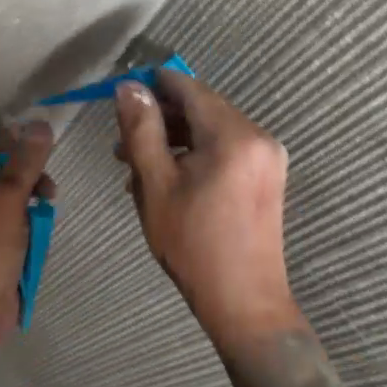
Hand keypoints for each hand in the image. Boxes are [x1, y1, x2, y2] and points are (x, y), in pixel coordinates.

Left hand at [0, 122, 56, 331]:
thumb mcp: (6, 198)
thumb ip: (25, 161)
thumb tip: (41, 124)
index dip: (15, 142)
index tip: (42, 151)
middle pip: (1, 169)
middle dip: (29, 175)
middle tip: (48, 190)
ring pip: (12, 196)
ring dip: (31, 202)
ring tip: (45, 212)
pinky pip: (14, 222)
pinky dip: (28, 224)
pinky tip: (38, 232)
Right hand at [113, 73, 303, 351]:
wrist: (243, 302)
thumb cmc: (193, 243)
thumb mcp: (155, 183)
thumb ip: (141, 129)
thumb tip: (129, 87)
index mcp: (234, 136)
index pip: (188, 88)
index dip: (151, 85)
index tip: (119, 95)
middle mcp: (258, 137)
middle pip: (200, 107)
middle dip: (159, 117)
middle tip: (120, 142)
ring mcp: (267, 157)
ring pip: (209, 128)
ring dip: (172, 137)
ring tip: (134, 162)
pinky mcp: (266, 175)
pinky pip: (223, 147)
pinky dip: (193, 152)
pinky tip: (164, 175)